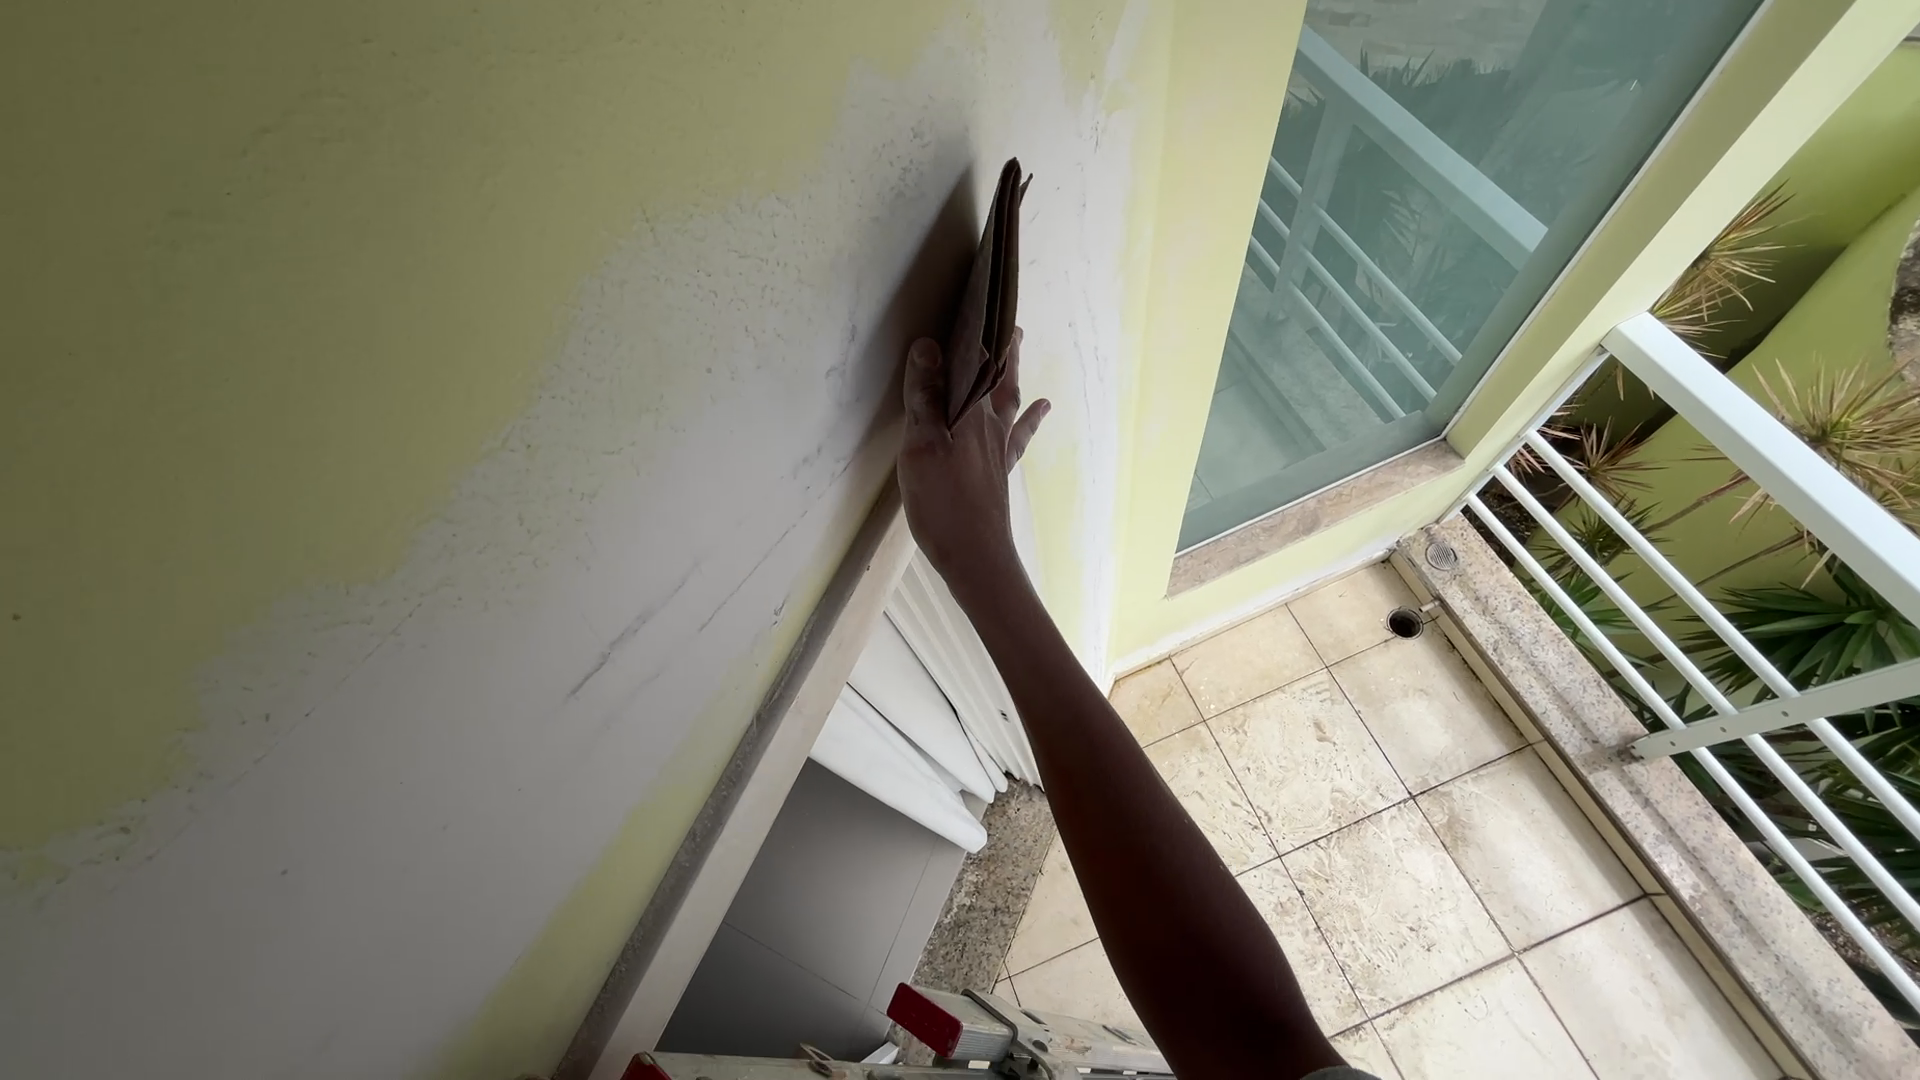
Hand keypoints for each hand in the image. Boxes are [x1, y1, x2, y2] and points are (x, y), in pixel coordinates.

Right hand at [897, 329, 1049, 595]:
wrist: (974, 555)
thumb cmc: (942, 502)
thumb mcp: (922, 446)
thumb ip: (925, 398)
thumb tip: (928, 345)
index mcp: (971, 415)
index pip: (978, 363)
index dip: (983, 335)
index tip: (988, 303)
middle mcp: (990, 426)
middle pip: (1001, 378)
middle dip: (1004, 350)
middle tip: (1010, 322)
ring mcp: (998, 451)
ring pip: (1011, 403)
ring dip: (1015, 375)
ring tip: (1021, 351)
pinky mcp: (999, 474)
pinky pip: (1018, 438)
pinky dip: (1030, 419)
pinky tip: (1040, 411)